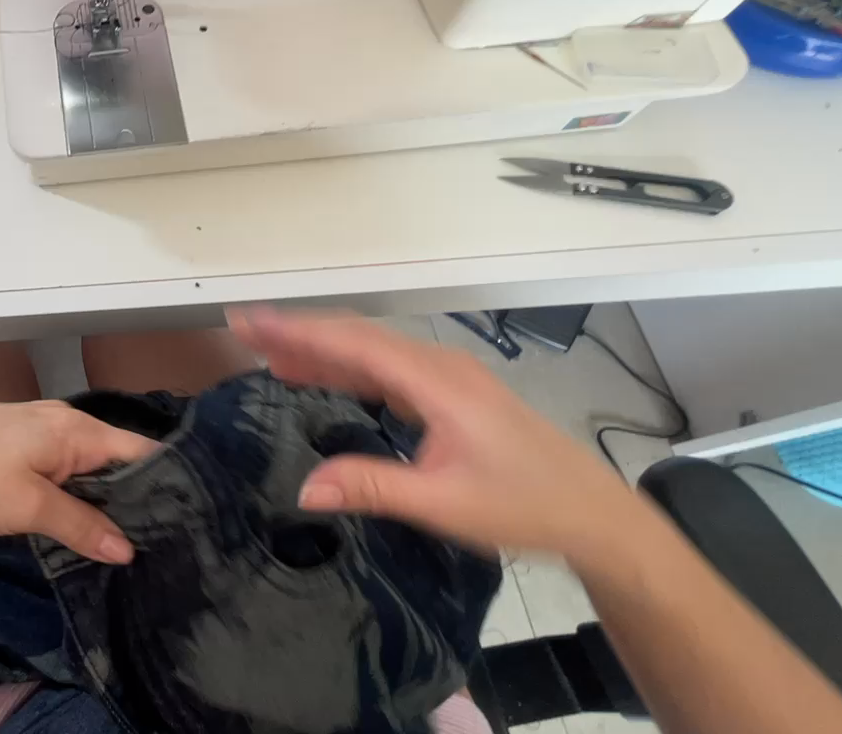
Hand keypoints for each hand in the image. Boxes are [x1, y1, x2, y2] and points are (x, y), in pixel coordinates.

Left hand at [0, 401, 160, 564]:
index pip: (142, 450)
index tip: (190, 520)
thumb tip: (128, 549)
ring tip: (133, 534)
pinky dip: (81, 486)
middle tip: (165, 539)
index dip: (169, 481)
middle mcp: (66, 420)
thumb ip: (81, 525)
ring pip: (91, 460)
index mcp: (76, 430)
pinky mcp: (23, 437)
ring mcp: (43, 425)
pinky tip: (85, 514)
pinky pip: (68, 460)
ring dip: (107, 492)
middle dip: (140, 493)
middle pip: (119, 455)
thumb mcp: (29, 508)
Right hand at [229, 308, 653, 566]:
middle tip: (243, 330)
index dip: (298, 330)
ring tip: (264, 350)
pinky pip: (381, 367)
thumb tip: (303, 490)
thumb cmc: (526, 506)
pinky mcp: (445, 392)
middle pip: (355, 336)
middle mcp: (437, 366)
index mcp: (436, 382)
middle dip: (297, 331)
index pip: (354, 342)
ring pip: (367, 349)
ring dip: (316, 347)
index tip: (251, 322)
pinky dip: (341, 366)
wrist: (598, 519)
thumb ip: (371, 487)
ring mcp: (442, 376)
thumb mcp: (444, 503)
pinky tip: (315, 374)